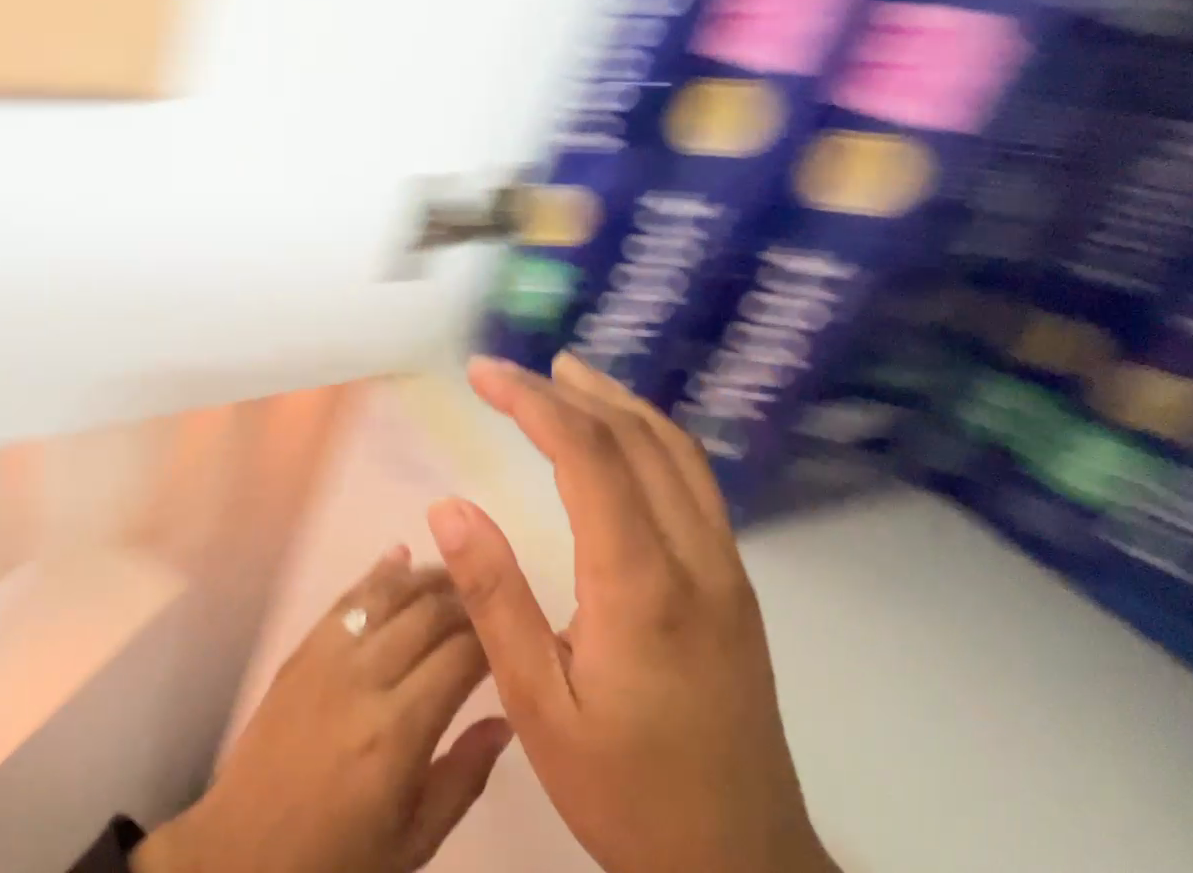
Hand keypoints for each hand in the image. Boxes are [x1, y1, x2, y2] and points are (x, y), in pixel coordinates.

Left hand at [133, 549, 512, 872]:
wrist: (242, 849)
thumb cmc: (338, 854)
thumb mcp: (415, 839)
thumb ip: (465, 776)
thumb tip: (507, 718)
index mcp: (398, 730)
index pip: (461, 656)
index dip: (496, 633)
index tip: (519, 627)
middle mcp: (362, 681)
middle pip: (427, 616)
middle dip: (467, 598)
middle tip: (495, 597)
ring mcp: (324, 660)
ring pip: (385, 597)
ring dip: (425, 578)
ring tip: (458, 571)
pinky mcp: (298, 653)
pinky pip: (344, 603)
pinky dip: (375, 576)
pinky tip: (398, 557)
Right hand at [426, 353, 837, 872]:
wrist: (742, 864)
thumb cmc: (626, 791)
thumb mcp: (538, 706)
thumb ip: (496, 600)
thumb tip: (450, 506)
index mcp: (641, 585)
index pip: (588, 456)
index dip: (532, 403)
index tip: (482, 375)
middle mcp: (696, 560)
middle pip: (638, 439)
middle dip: (569, 390)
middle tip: (512, 368)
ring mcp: (727, 572)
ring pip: (679, 455)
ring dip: (620, 403)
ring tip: (567, 376)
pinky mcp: (736, 589)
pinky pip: (695, 485)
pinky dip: (652, 439)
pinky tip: (624, 443)